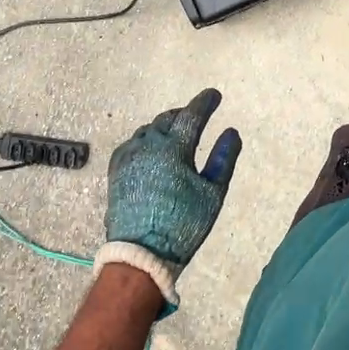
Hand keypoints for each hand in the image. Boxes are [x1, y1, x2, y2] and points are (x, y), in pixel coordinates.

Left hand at [104, 88, 240, 271]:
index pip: (192, 115)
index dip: (205, 102)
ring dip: (164, 126)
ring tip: (175, 132)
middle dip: (184, 114)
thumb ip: (223, 159)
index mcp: (175, 148)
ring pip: (148, 130)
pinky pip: (132, 144)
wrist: (140, 254)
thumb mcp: (212, 194)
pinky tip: (150, 148)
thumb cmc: (182, 225)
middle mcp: (149, 145)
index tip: (214, 95)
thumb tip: (231, 132)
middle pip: (168, 119)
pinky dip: (145, 139)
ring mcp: (130, 157)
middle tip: (196, 115)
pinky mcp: (117, 171)